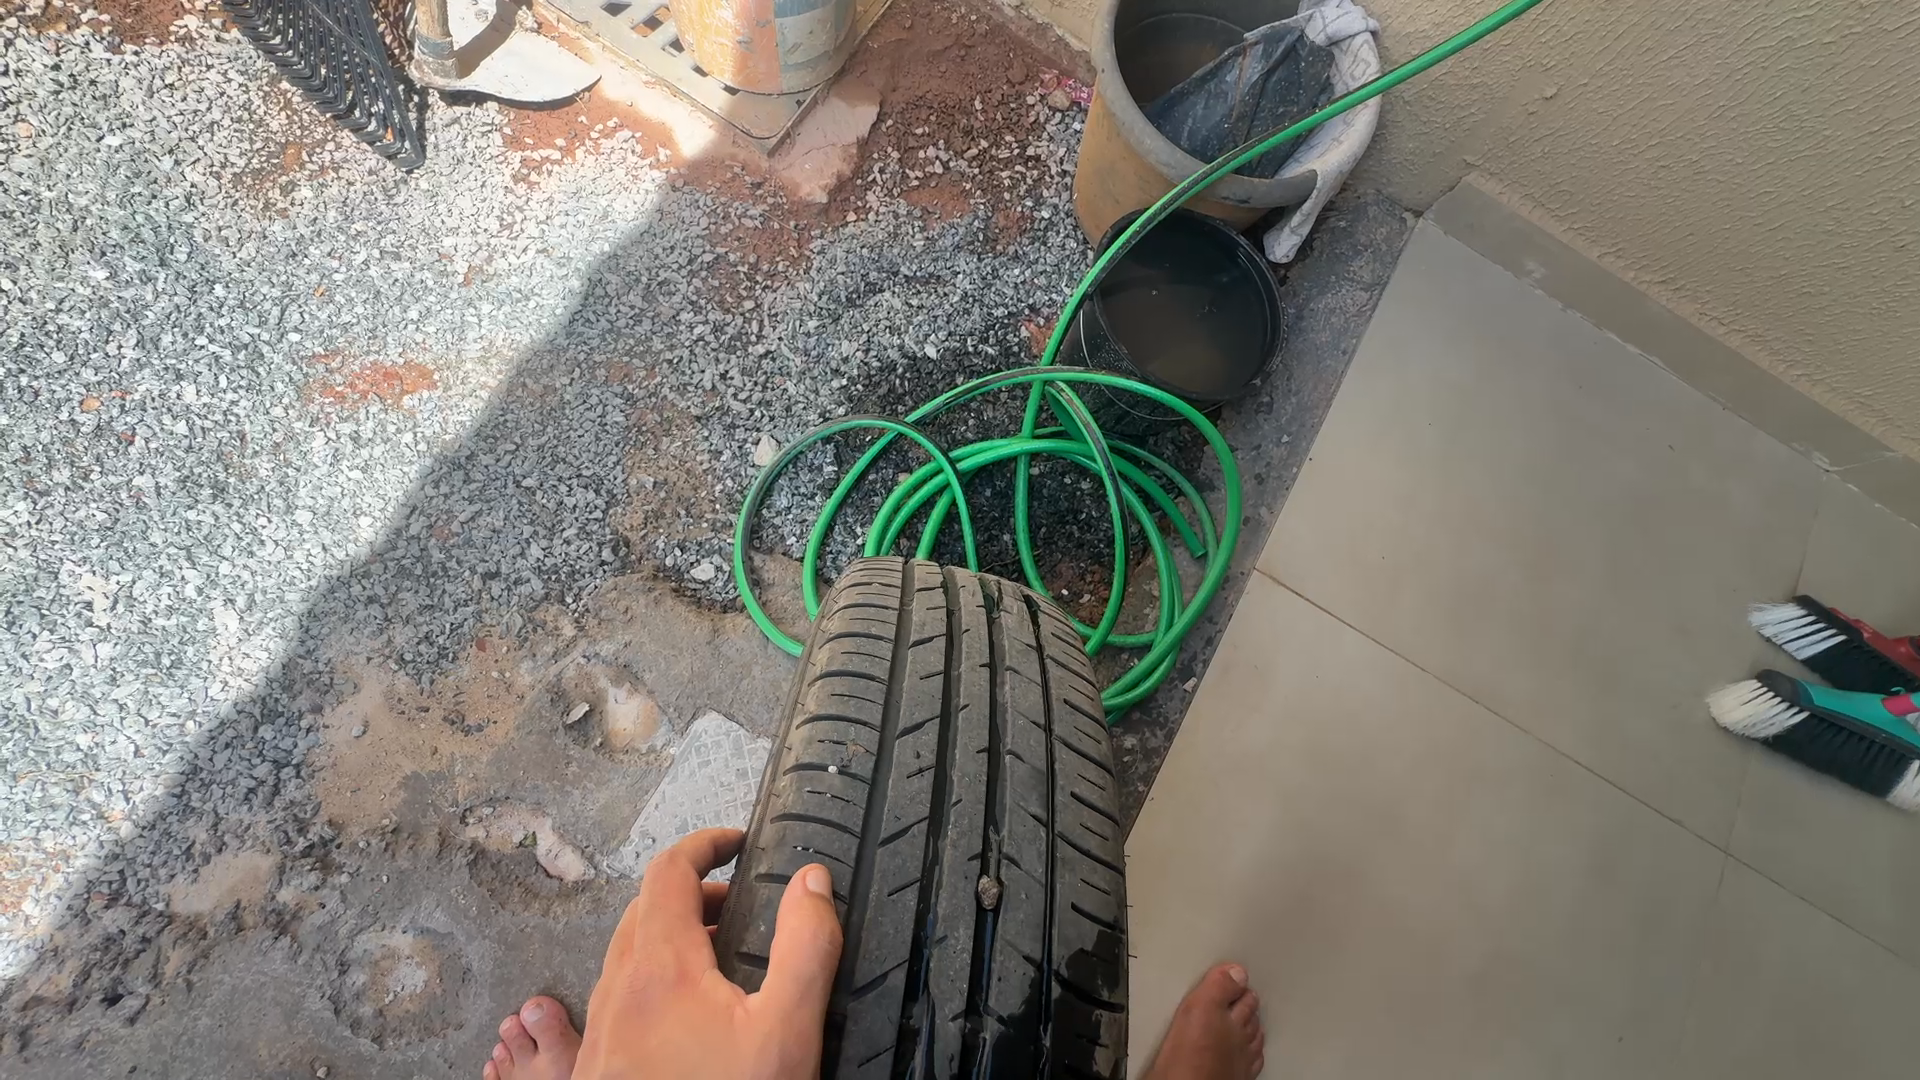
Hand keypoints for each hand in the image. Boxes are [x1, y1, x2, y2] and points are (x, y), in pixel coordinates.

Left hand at [574, 827, 842, 1078]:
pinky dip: (655, 974)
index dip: (705, 843)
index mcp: (659, 969)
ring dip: (672, 932)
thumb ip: (807, 945)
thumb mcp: (787, 1031)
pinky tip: (690, 1016)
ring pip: (627, 954)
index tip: (740, 843)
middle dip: (694, 889)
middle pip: (645, 908)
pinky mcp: (597, 1072)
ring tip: (721, 955)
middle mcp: (617, 994)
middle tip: (741, 904)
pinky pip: (619, 996)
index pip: (668, 871)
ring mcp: (600, 1037)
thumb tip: (812, 879)